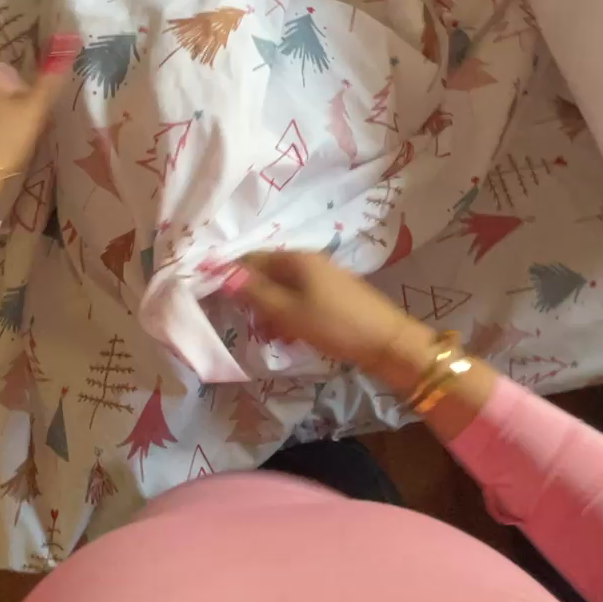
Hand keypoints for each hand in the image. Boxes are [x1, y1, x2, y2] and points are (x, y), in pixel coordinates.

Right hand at [222, 251, 431, 375]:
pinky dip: (288, 313)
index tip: (213, 298)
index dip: (230, 275)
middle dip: (251, 296)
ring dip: (269, 309)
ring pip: (282, 288)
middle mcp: (307, 260)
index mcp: (294, 258)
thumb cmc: (334, 325)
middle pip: (266, 272)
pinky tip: (288, 335)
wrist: (388, 343)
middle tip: (244, 322)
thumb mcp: (288, 312)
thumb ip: (254, 293)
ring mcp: (322, 276)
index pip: (250, 258)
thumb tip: (221, 274)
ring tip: (266, 334)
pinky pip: (299, 298)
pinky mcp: (333, 294)